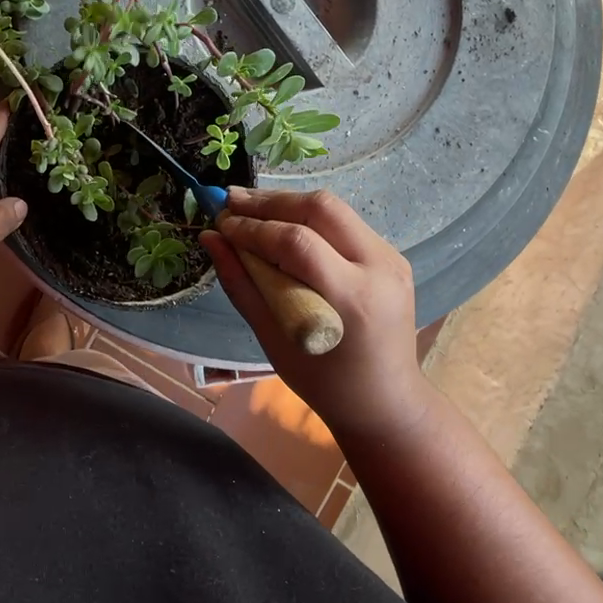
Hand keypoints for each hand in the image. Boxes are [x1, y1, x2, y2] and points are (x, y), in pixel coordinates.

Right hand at [200, 189, 431, 439]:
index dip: (253, 227)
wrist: (385, 401)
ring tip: (248, 207)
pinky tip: (279, 225)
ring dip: (286, 203)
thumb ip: (241, 283)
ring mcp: (391, 258)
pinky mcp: (390, 255)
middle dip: (270, 201)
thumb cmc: (324, 382)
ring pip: (333, 208)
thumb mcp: (272, 339)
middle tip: (230, 201)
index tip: (220, 223)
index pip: (297, 243)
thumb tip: (211, 238)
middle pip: (321, 209)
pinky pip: (342, 222)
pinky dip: (305, 216)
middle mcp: (379, 268)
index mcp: (353, 298)